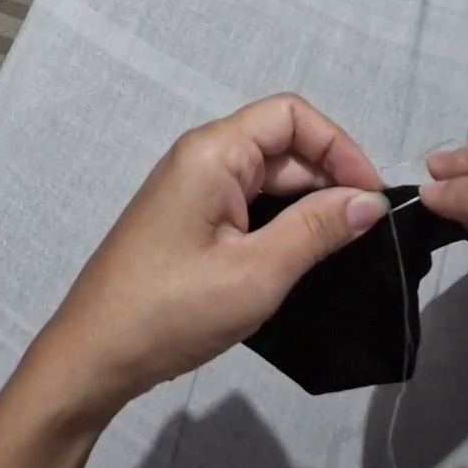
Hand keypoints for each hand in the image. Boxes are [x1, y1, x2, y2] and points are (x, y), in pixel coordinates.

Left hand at [36, 94, 390, 416]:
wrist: (96, 351)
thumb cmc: (174, 308)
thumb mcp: (257, 272)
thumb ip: (316, 229)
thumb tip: (369, 200)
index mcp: (212, 151)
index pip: (290, 115)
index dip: (338, 145)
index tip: (371, 198)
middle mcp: (201, 157)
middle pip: (280, 143)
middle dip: (328, 176)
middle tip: (366, 233)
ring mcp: (193, 187)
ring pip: (266, 175)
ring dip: (307, 202)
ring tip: (343, 247)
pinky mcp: (190, 217)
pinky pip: (247, 200)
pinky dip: (281, 218)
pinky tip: (304, 252)